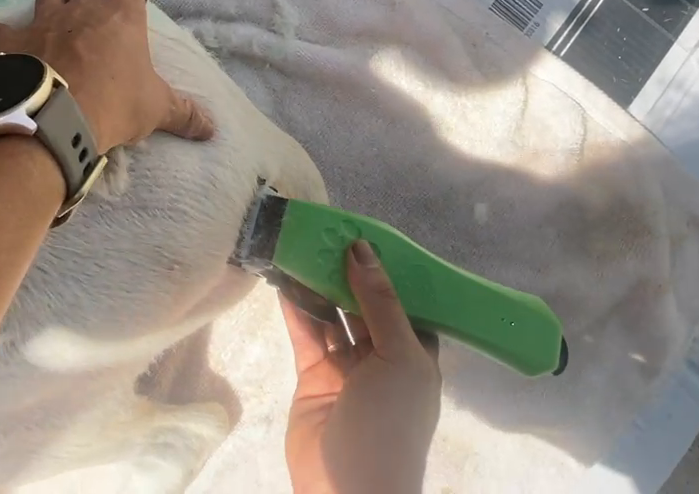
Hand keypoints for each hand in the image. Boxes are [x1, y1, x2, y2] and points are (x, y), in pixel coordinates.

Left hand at [0, 0, 215, 152]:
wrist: (56, 118)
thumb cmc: (114, 105)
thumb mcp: (156, 110)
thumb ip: (185, 114)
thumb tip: (212, 129)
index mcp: (122, 16)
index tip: (128, 1)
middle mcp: (84, 8)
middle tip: (93, 12)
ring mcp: (45, 19)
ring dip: (52, 3)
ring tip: (54, 23)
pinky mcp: (14, 39)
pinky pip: (3, 28)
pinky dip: (4, 35)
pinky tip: (5, 45)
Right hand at [282, 240, 442, 493]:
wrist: (348, 490)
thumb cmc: (390, 423)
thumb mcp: (398, 358)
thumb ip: (380, 302)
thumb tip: (362, 246)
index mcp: (415, 357)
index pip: (405, 304)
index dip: (389, 271)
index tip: (368, 232)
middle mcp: (383, 358)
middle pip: (365, 305)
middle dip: (348, 272)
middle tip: (327, 231)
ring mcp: (347, 368)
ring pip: (333, 315)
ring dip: (318, 284)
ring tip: (301, 246)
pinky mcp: (313, 375)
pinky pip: (306, 332)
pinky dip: (295, 306)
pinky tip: (283, 278)